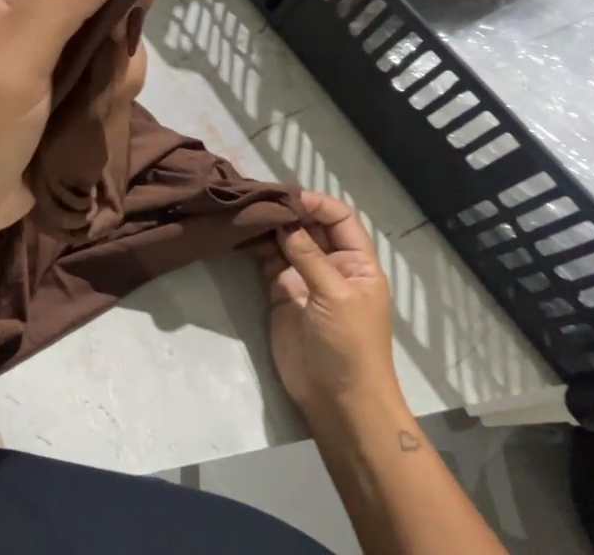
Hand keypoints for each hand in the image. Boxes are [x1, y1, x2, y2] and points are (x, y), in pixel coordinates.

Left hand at [0, 0, 125, 249]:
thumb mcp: (10, 60)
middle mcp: (14, 4)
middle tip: (135, 10)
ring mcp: (36, 49)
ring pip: (100, 14)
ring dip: (119, 40)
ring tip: (107, 78)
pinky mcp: (54, 89)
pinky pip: (100, 64)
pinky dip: (112, 80)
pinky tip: (104, 108)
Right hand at [259, 192, 402, 422]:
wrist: (338, 399)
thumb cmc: (350, 346)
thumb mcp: (335, 295)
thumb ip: (308, 255)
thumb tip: (284, 219)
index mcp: (358, 263)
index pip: (340, 219)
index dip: (316, 203)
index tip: (284, 196)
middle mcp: (332, 265)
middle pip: (309, 226)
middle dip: (285, 209)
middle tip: (252, 195)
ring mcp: (304, 278)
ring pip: (284, 240)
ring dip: (265, 226)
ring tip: (239, 209)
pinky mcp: (280, 292)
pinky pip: (266, 261)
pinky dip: (252, 246)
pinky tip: (235, 233)